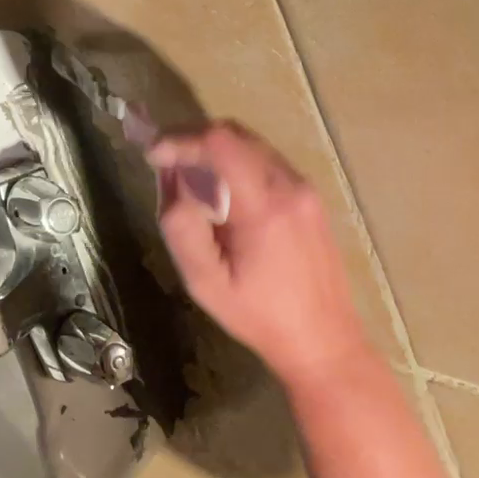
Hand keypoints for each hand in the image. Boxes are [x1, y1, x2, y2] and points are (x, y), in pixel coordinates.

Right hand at [149, 122, 369, 384]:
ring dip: (210, 148)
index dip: (178, 139)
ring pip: (248, 142)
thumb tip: (170, 181)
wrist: (326, 344)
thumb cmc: (260, 316)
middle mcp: (290, 187)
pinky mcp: (309, 198)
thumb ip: (180, 227)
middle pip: (232, 133)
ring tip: (186, 175)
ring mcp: (305, 190)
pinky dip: (232, 160)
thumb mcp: (204, 282)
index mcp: (264, 207)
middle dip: (190, 139)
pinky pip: (263, 159)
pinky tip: (218, 190)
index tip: (152, 156)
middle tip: (163, 162)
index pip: (218, 143)